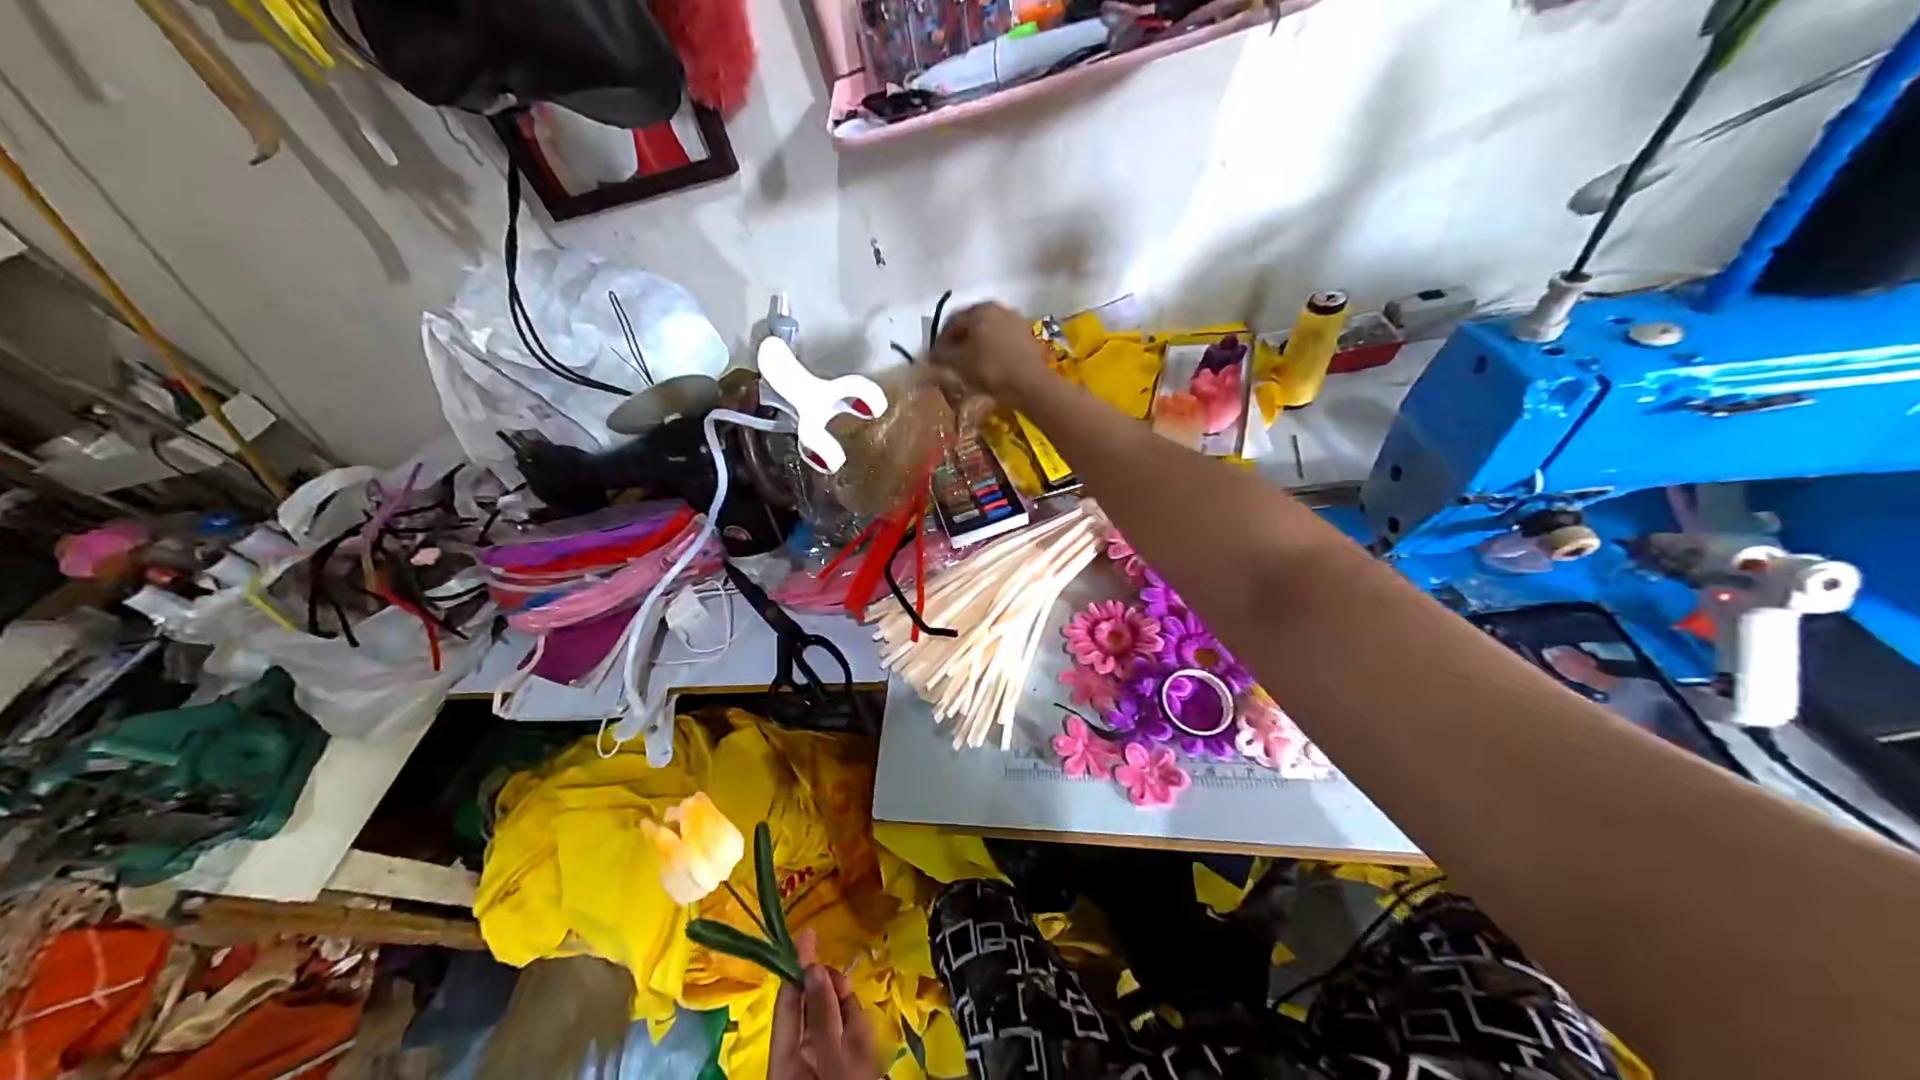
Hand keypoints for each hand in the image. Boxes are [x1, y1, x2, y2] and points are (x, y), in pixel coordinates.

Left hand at [769, 929, 878, 1079]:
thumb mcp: (831, 1055)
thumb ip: (822, 1014)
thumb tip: (814, 968)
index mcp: (786, 1050)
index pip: (789, 998)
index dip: (798, 964)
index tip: (809, 933)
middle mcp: (801, 1051)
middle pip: (816, 1004)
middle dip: (834, 992)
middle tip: (847, 990)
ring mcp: (822, 1060)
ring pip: (839, 1018)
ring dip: (852, 1018)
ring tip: (860, 1042)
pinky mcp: (844, 1067)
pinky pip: (852, 1038)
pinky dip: (861, 1037)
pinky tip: (866, 1053)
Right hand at [930, 301, 1053, 402]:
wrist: (1030, 384)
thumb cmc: (990, 369)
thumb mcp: (959, 363)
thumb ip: (941, 355)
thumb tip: (930, 353)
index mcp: (979, 310)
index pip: (951, 321)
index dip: (940, 339)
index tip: (935, 356)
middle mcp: (998, 308)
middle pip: (971, 322)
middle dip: (959, 339)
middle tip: (951, 358)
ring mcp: (1015, 319)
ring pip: (987, 329)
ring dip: (976, 342)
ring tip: (970, 361)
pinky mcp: (1026, 334)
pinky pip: (1001, 336)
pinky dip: (991, 346)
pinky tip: (989, 361)